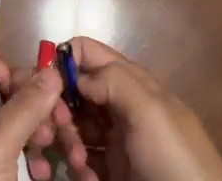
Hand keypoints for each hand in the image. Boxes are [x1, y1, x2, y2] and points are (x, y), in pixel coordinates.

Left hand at [0, 45, 90, 180]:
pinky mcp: (2, 177)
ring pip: (23, 127)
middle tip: (61, 119)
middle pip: (10, 97)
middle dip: (39, 106)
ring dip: (46, 134)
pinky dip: (40, 161)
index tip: (46, 80)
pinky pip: (26, 156)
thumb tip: (53, 70)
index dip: (15, 71)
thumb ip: (22, 108)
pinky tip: (47, 175)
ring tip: (60, 147)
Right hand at [67, 38, 221, 180]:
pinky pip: (85, 162)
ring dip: (67, 141)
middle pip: (75, 93)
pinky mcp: (115, 173)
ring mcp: (118, 142)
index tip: (46, 87)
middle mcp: (121, 106)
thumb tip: (76, 78)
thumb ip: (113, 81)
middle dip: (60, 108)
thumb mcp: (149, 111)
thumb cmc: (174, 158)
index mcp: (130, 82)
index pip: (87, 53)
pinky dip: (79, 168)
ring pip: (76, 128)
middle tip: (56, 131)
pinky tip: (85, 178)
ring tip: (76, 163)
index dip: (62, 62)